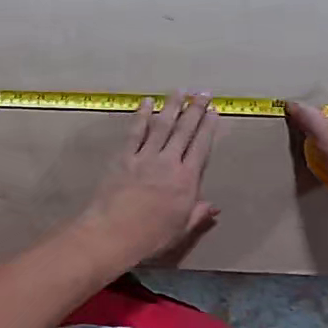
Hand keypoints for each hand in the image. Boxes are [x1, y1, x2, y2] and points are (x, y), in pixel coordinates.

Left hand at [79, 91, 220, 258]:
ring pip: (161, 126)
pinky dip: (141, 115)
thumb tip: (213, 206)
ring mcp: (144, 157)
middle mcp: (168, 162)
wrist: (113, 232)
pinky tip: (146, 103)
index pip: (201, 147)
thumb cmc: (150, 237)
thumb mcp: (180, 229)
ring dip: (171, 106)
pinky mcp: (123, 157)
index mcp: (186, 180)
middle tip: (202, 93)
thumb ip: (197, 214)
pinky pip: (134, 132)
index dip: (208, 127)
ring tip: (179, 91)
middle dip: (194, 110)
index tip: (213, 111)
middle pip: (184, 131)